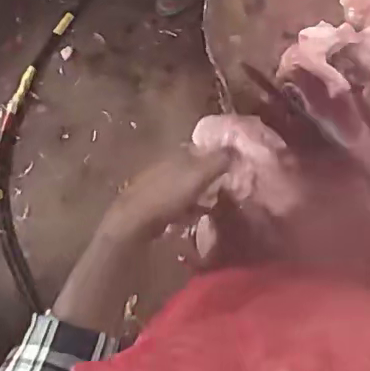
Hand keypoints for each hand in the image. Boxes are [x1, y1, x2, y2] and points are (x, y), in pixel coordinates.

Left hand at [99, 146, 233, 242]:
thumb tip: (236, 149)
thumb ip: (219, 160)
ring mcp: (156, 184)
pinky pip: (174, 204)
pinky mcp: (150, 205)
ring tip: (209, 208)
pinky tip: (190, 220)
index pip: (202, 149)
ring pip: (184, 187)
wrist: (133, 221)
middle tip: (222, 192)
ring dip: (197, 196)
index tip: (231, 170)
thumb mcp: (200, 174)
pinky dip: (185, 209)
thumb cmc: (169, 194)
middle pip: (193, 169)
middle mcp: (166, 164)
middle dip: (207, 179)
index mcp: (177, 153)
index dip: (217, 157)